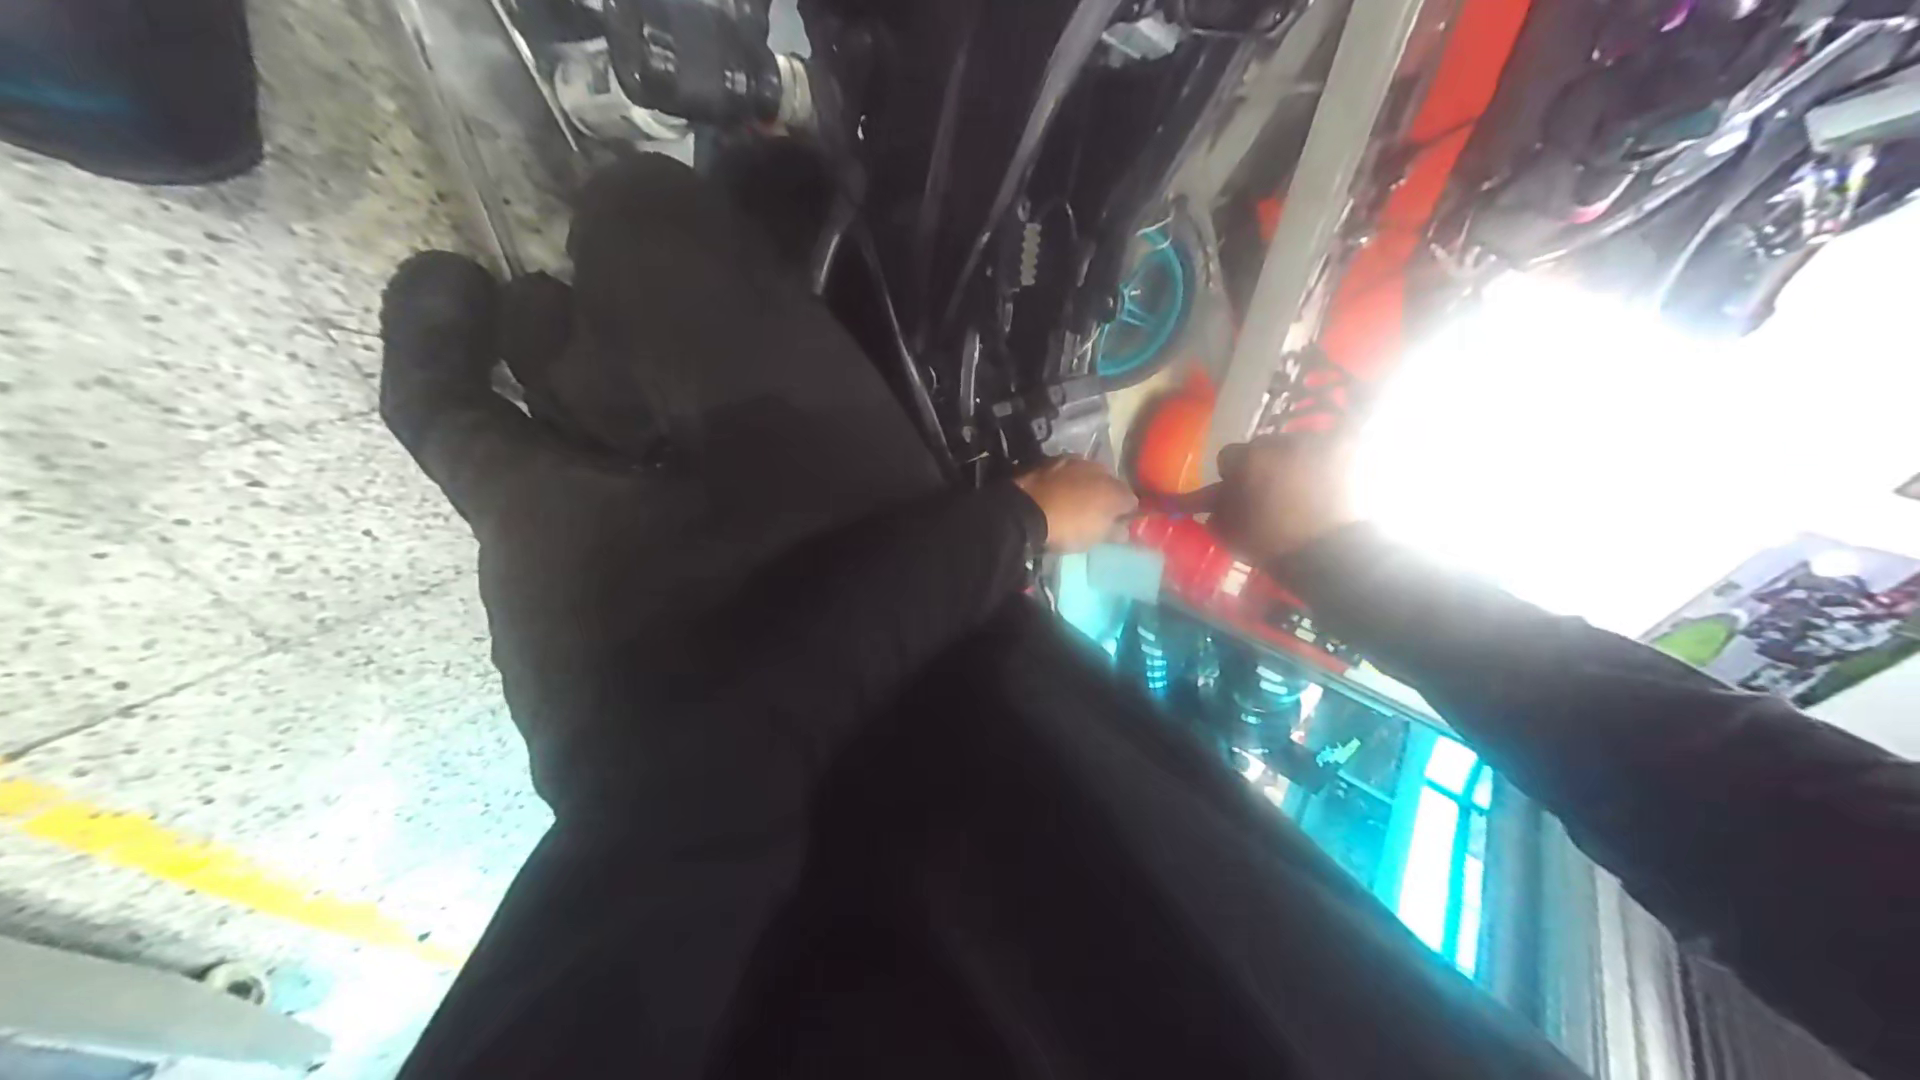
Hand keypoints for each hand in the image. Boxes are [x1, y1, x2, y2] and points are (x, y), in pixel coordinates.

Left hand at [1014, 457, 1138, 553]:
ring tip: (1072, 502)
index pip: (1130, 499)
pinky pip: (1062, 473)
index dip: (1126, 513)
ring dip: (1083, 485)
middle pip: (1108, 482)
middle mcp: (1097, 468)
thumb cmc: (1067, 527)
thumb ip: (1115, 530)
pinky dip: (1062, 482)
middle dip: (1104, 495)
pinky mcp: (1046, 461)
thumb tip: (1125, 529)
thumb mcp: (1095, 537)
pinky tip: (1054, 493)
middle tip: (1094, 513)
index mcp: (1114, 488)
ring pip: (1085, 474)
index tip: (1117, 524)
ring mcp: (1070, 462)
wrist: (1024, 510)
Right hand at [1213, 434, 1358, 562]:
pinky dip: (1324, 460)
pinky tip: (1325, 480)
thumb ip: (1215, 511)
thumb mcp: (1232, 532)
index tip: (1237, 494)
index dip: (1230, 476)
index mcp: (1250, 460)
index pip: (1228, 456)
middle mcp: (1282, 442)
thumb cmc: (1274, 545)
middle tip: (1268, 492)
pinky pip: (1328, 447)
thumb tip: (1211, 507)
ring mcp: (1319, 443)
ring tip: (1300, 488)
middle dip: (1261, 465)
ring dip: (1291, 461)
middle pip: (1262, 447)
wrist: (1333, 556)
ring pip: (1294, 446)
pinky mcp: (1347, 449)